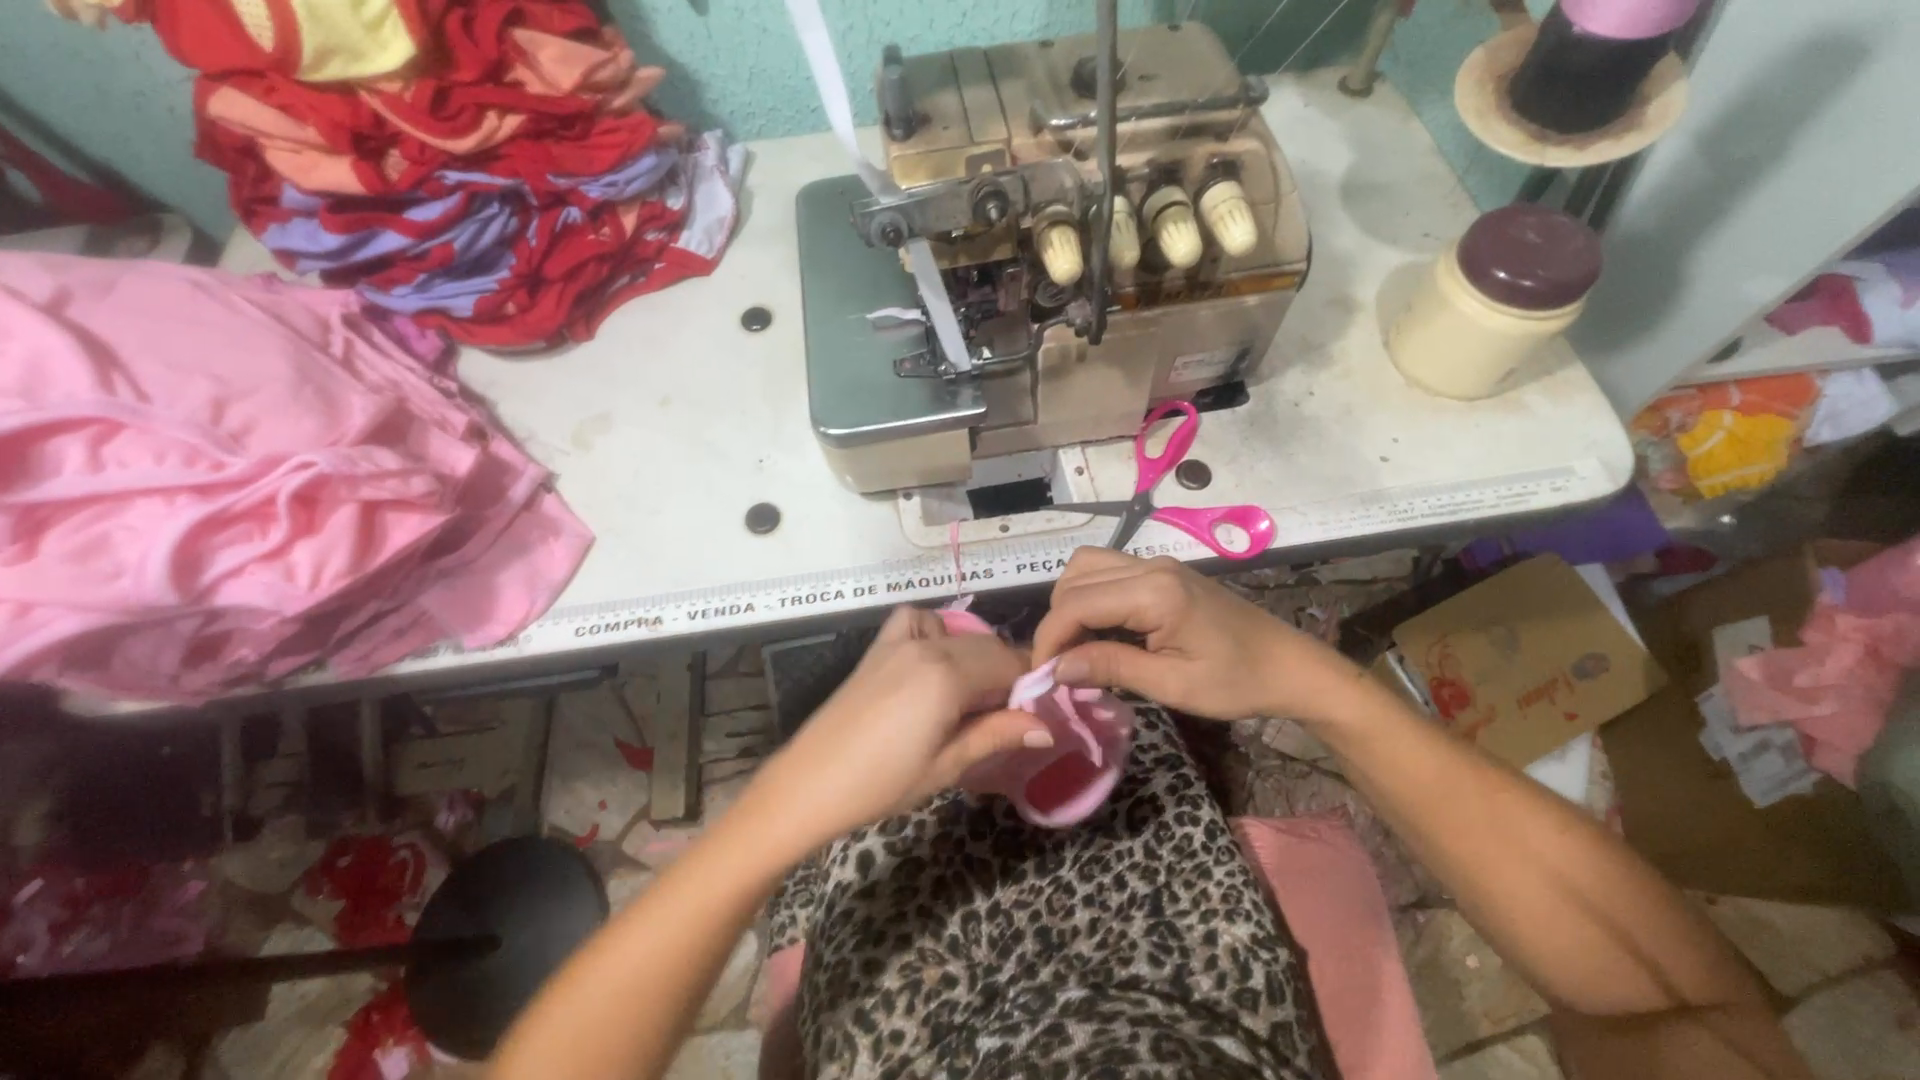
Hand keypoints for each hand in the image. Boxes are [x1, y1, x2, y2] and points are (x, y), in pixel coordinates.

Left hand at [753, 607, 1051, 848]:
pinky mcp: (877, 648)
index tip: (1037, 712)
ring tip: (971, 698)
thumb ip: (997, 735)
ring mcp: (898, 642)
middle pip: (988, 645)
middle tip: (1008, 715)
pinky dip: (934, 632)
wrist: (810, 783)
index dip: (1030, 686)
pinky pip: (916, 621)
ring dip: (975, 657)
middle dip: (1006, 674)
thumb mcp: (947, 765)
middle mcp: (926, 645)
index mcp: (947, 674)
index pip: (1010, 664)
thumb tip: (1048, 726)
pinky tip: (934, 662)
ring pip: (957, 634)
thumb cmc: (882, 783)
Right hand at [1031, 548, 1362, 723]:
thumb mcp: (1173, 685)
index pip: (1076, 604)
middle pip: (1074, 579)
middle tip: (1058, 666)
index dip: (1049, 639)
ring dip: (1070, 604)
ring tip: (1076, 647)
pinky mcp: (1163, 572)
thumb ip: (1111, 668)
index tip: (1041, 677)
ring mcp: (1157, 565)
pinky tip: (1099, 632)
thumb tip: (1056, 668)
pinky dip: (1090, 598)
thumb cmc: (1237, 682)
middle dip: (1055, 622)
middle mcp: (1151, 567)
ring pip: (1086, 568)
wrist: (1290, 666)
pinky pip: (1108, 572)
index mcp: (1155, 593)